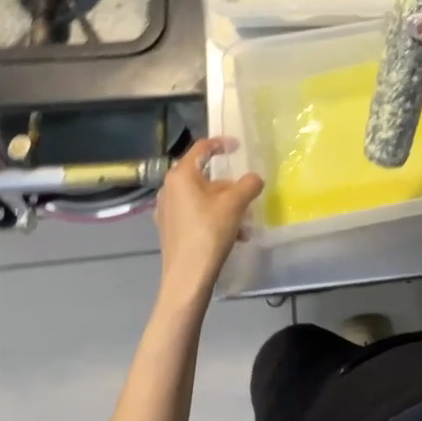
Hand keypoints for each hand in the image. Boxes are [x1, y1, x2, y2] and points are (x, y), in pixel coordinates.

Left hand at [153, 137, 262, 297]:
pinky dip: (213, 218)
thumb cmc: (209, 232)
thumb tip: (254, 179)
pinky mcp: (169, 229)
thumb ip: (249, 184)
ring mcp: (166, 210)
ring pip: (201, 198)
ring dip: (224, 205)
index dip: (221, 144)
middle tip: (246, 194)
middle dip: (228, 185)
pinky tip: (232, 236)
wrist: (188, 277)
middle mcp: (169, 189)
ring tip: (244, 222)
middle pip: (203, 176)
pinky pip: (195, 214)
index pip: (201, 148)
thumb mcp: (236, 204)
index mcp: (180, 175)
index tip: (238, 147)